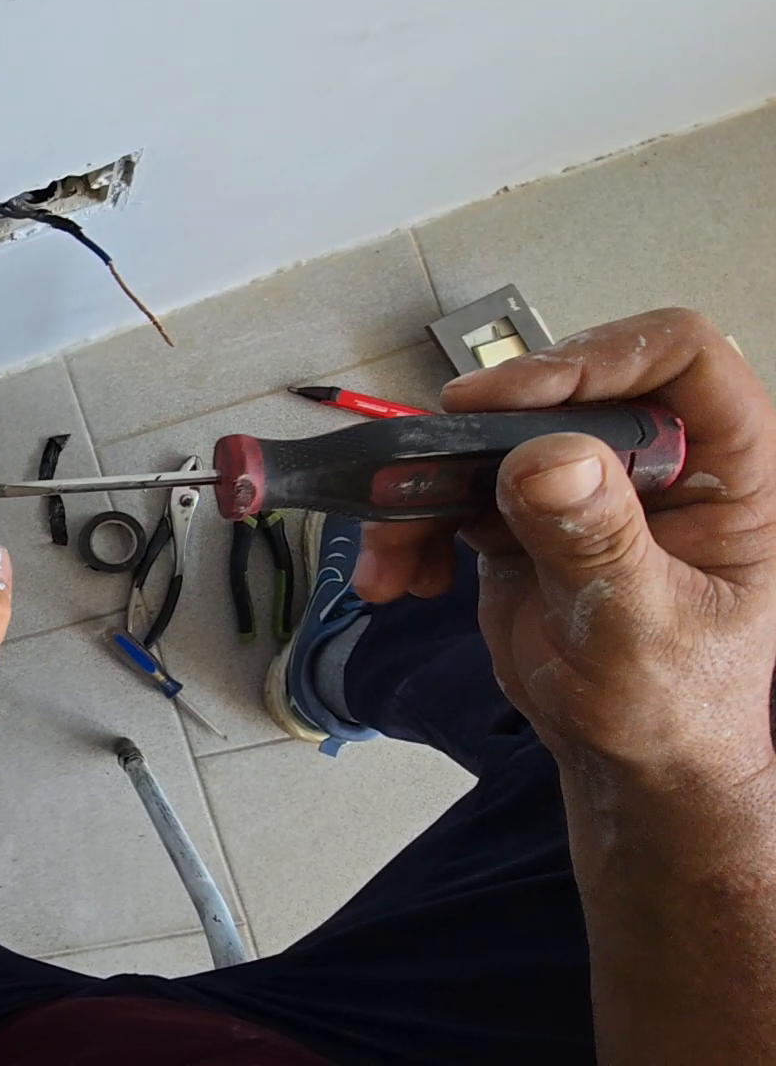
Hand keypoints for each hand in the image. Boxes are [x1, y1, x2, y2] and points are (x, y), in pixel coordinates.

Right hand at [357, 309, 775, 782]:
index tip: (491, 403)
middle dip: (457, 449)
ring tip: (388, 565)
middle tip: (404, 483)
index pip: (671, 363)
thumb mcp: (638, 626)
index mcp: (722, 472)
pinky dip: (403, 538)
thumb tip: (548, 456)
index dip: (582, 363)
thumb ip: (596, 540)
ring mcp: (571, 492)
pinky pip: (439, 501)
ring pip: (469, 454)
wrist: (621, 747)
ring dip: (410, 505)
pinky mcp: (510, 520)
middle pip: (538, 405)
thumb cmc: (670, 700)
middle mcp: (643, 466)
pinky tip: (400, 581)